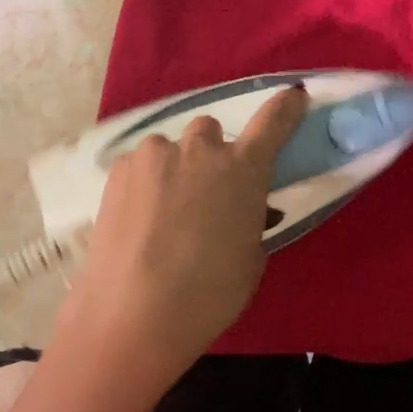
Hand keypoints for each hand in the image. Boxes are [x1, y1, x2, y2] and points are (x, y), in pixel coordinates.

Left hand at [58, 85, 309, 383]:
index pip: (273, 123)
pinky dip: (145, 183)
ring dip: (175, 168)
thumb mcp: (249, 258)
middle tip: (206, 194)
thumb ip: (249, 218)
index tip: (293, 97)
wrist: (132, 314)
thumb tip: (238, 209)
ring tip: (164, 213)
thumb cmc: (208, 295)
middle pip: (210, 133)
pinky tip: (138, 220)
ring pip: (171, 149)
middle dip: (211, 155)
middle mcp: (199, 149)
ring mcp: (154, 155)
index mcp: (243, 169)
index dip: (285, 108)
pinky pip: (141, 166)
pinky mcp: (119, 169)